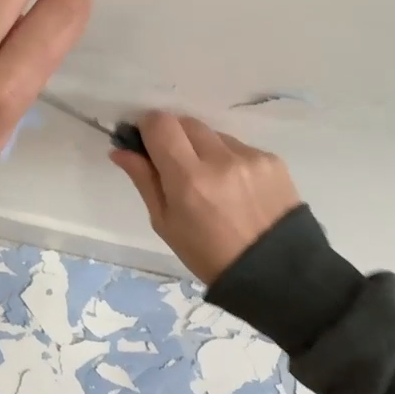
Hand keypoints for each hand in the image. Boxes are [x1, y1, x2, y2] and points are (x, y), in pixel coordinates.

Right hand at [111, 112, 301, 283]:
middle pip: (186, 122)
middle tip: (172, 165)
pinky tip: (235, 189)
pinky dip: (228, 161)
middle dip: (173, 137)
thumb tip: (121, 150)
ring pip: (213, 135)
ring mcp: (250, 157)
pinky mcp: (273, 160)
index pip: (161, 124)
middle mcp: (220, 159)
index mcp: (188, 179)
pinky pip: (239, 148)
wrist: (274, 271)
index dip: (147, 128)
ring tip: (209, 184)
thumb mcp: (165, 223)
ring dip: (202, 149)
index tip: (144, 143)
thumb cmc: (207, 254)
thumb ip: (144, 180)